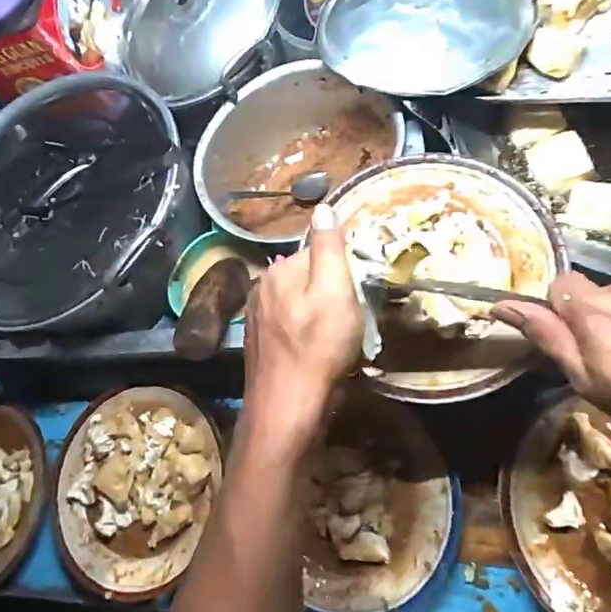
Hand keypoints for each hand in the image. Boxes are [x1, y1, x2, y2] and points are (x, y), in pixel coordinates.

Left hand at [243, 204, 362, 419]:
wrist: (286, 405)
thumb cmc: (318, 347)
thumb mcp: (335, 291)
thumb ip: (328, 248)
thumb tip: (322, 206)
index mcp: (278, 271)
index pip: (317, 254)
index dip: (342, 273)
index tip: (355, 296)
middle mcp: (260, 288)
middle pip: (306, 278)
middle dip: (327, 293)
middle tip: (347, 321)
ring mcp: (255, 317)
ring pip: (297, 303)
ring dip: (316, 314)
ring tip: (333, 339)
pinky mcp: (258, 342)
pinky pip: (288, 325)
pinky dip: (303, 333)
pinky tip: (313, 351)